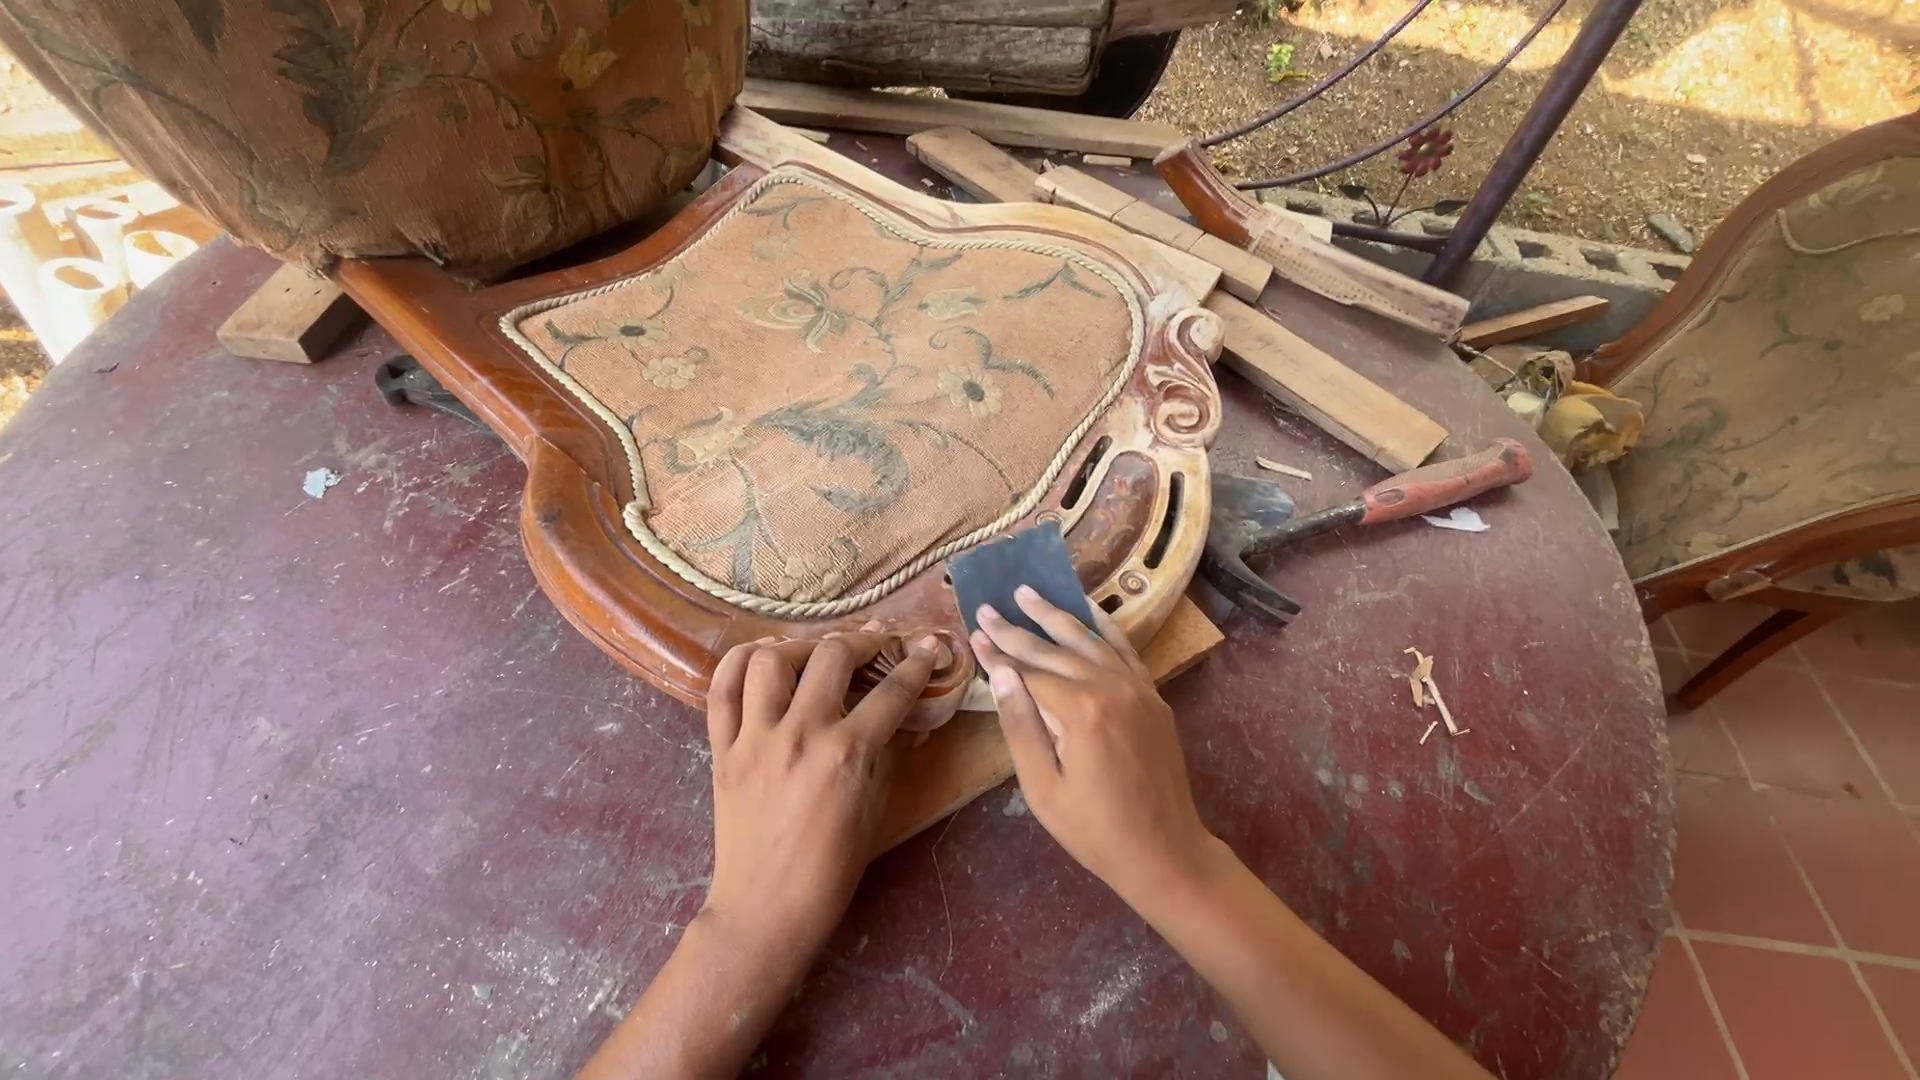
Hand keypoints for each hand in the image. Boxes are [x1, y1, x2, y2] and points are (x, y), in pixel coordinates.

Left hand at [702, 632, 938, 951]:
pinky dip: (740, 662)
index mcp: (846, 755)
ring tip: (814, 652)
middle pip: (832, 657)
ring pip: (770, 659)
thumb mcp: (875, 810)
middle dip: (862, 640)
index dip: (916, 664)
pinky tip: (762, 656)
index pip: (891, 693)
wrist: (765, 911)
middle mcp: (800, 734)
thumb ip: (891, 756)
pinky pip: (722, 689)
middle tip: (874, 642)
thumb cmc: (831, 870)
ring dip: (799, 645)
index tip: (929, 646)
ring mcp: (755, 738)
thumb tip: (912, 719)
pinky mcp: (722, 749)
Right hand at [970, 588, 1220, 901]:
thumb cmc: (1094, 830)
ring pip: (1089, 641)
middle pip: (1055, 650)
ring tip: (1028, 593)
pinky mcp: (1153, 696)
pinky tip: (1087, 610)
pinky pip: (1125, 651)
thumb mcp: (1043, 788)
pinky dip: (1104, 627)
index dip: (998, 652)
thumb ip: (1021, 725)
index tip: (974, 630)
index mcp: (1081, 712)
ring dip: (1057, 616)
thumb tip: (1000, 672)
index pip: (1029, 671)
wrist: (1165, 851)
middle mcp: (1111, 688)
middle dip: (1017, 628)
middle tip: (989, 606)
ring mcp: (1137, 689)